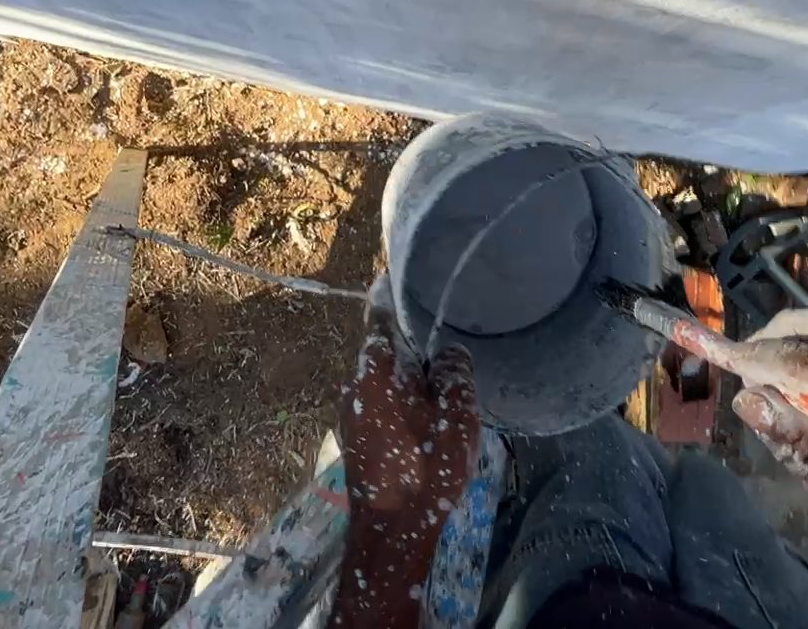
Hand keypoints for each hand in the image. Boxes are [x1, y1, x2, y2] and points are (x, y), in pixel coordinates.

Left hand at [331, 303, 480, 628]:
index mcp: (374, 375)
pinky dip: (404, 392)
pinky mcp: (360, 437)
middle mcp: (356, 387)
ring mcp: (354, 414)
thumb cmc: (423, 472)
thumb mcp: (453, 419)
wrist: (391, 536)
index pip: (379, 319)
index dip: (388, 294)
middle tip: (440, 323)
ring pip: (384, 377)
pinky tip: (429, 405)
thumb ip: (454, 376)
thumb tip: (450, 351)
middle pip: (384, 349)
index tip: (395, 270)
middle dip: (409, 338)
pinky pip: (383, 398)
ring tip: (441, 364)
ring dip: (408, 370)